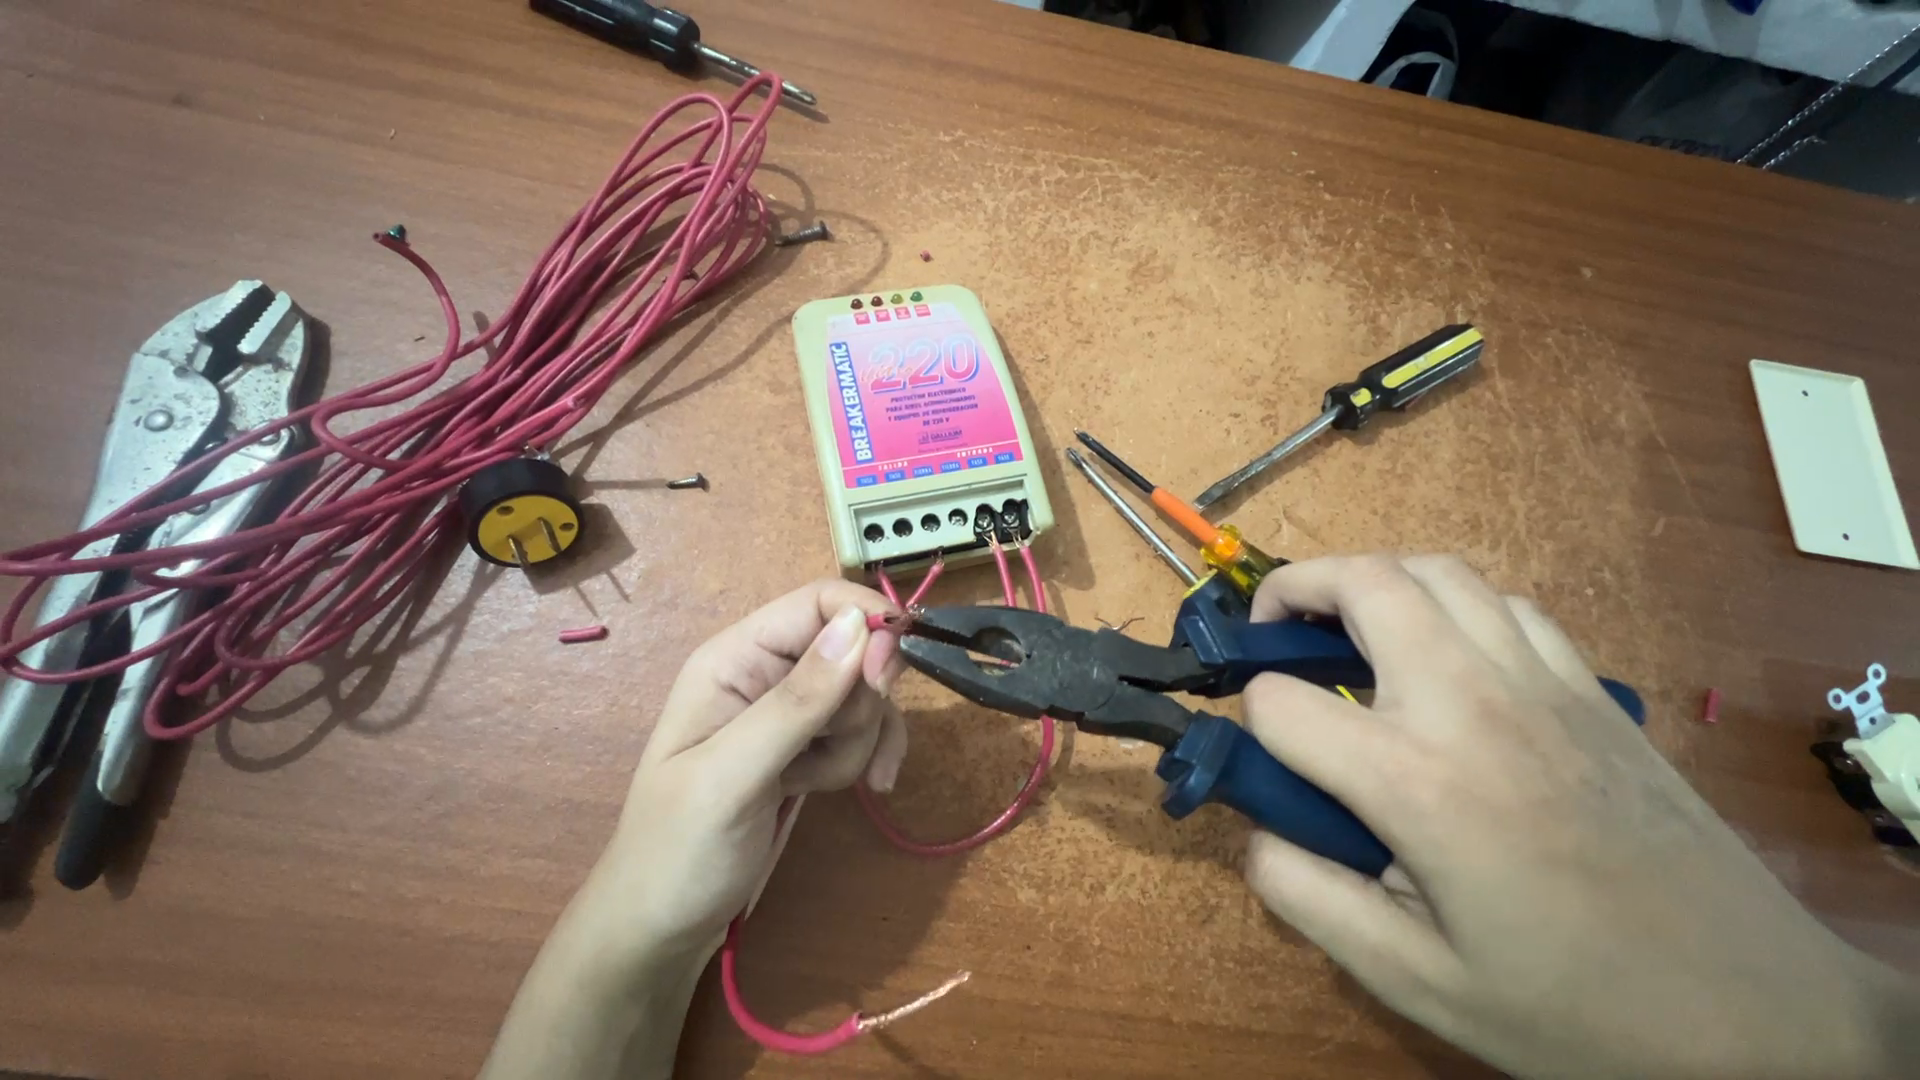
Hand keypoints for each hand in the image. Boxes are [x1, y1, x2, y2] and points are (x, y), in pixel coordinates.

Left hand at [587, 579, 908, 959]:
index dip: (866, 623)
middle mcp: (766, 673)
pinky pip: (863, 732)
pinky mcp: (808, 748)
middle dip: (859, 704)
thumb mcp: (733, 776)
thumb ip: (797, 700)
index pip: (818, 602)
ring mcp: (789, 713)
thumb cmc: (679, 850)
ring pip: (864, 697)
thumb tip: (860, 625)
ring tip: (812, 786)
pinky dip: (870, 756)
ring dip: (857, 743)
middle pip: (854, 650)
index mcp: (736, 658)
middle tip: (829, 753)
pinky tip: (873, 787)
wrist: (663, 928)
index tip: (890, 675)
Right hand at [1239, 554, 1918, 1079]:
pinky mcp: (1587, 686)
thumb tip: (1254, 830)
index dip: (1250, 721)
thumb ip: (1304, 895)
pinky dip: (1447, 604)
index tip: (1260, 754)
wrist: (1757, 1016)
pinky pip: (1502, 604)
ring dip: (1370, 581)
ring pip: (1435, 572)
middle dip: (1292, 589)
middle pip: (1362, 583)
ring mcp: (1538, 683)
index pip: (1281, 705)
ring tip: (1344, 626)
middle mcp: (1470, 703)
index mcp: (1414, 781)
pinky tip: (1439, 653)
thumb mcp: (1413, 979)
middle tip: (1270, 631)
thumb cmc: (1569, 1004)